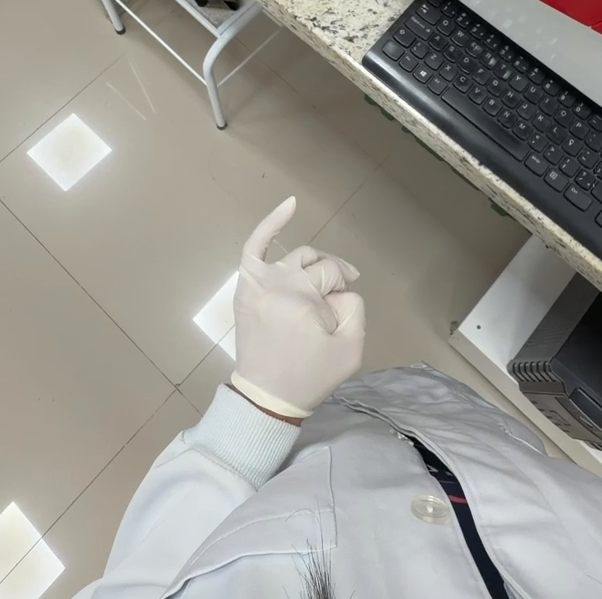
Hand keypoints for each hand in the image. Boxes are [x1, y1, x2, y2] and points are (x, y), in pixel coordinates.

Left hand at [229, 197, 365, 418]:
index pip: (334, 277)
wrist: (266, 397)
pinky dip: (272, 223)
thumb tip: (342, 289)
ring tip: (324, 284)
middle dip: (334, 282)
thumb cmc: (308, 377)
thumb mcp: (349, 351)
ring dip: (316, 266)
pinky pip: (256, 244)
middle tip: (336, 308)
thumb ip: (355, 310)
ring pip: (298, 257)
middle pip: (319, 267)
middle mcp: (277, 285)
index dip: (344, 295)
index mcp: (301, 302)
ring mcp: (258, 282)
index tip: (340, 319)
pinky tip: (291, 204)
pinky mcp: (246, 285)